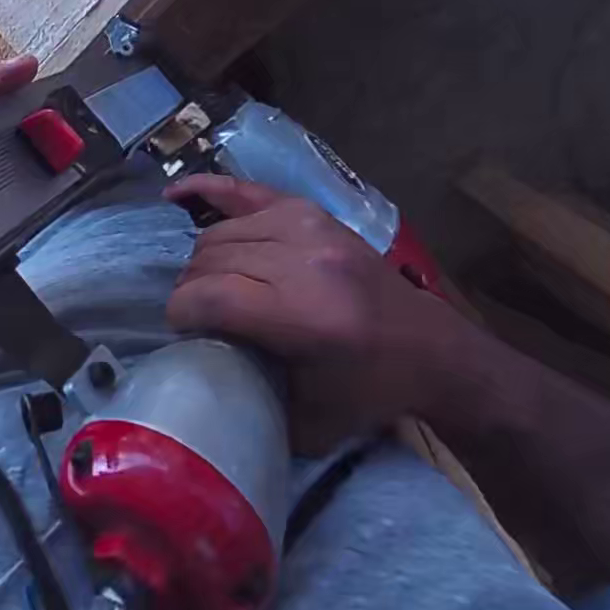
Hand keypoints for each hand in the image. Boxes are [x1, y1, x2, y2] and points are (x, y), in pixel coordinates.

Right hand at [163, 174, 475, 451]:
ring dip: (201, 260)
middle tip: (198, 312)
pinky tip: (175, 195)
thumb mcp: (306, 418)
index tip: (182, 330)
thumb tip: (190, 366)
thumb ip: (245, 391)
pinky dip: (206, 190)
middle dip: (190, 289)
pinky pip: (243, 191)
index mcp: (304, 314)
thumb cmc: (368, 390)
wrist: (434, 351)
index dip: (181, 313)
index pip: (209, 296)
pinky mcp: (311, 212)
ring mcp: (309, 228)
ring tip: (209, 283)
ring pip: (218, 234)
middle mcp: (305, 262)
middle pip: (210, 261)